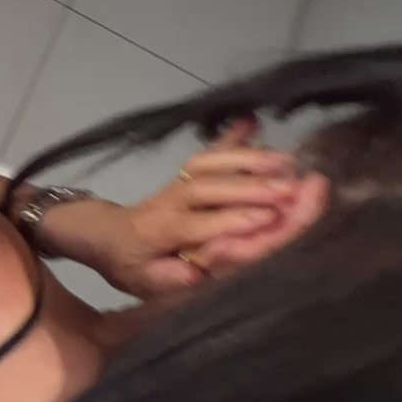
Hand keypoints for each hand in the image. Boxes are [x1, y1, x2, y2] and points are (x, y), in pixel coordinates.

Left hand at [98, 121, 317, 298]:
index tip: (268, 217)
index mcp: (157, 232)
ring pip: (206, 167)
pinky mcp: (185, 177)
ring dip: (246, 160)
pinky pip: (207, 155)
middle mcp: (168, 204)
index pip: (195, 226)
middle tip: (296, 186)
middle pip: (208, 190)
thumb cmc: (129, 263)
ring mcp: (176, 186)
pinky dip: (229, 138)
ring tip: (286, 160)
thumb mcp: (141, 280)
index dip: (230, 221)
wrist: (105, 236)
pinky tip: (250, 120)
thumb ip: (165, 279)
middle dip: (251, 188)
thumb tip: (193, 276)